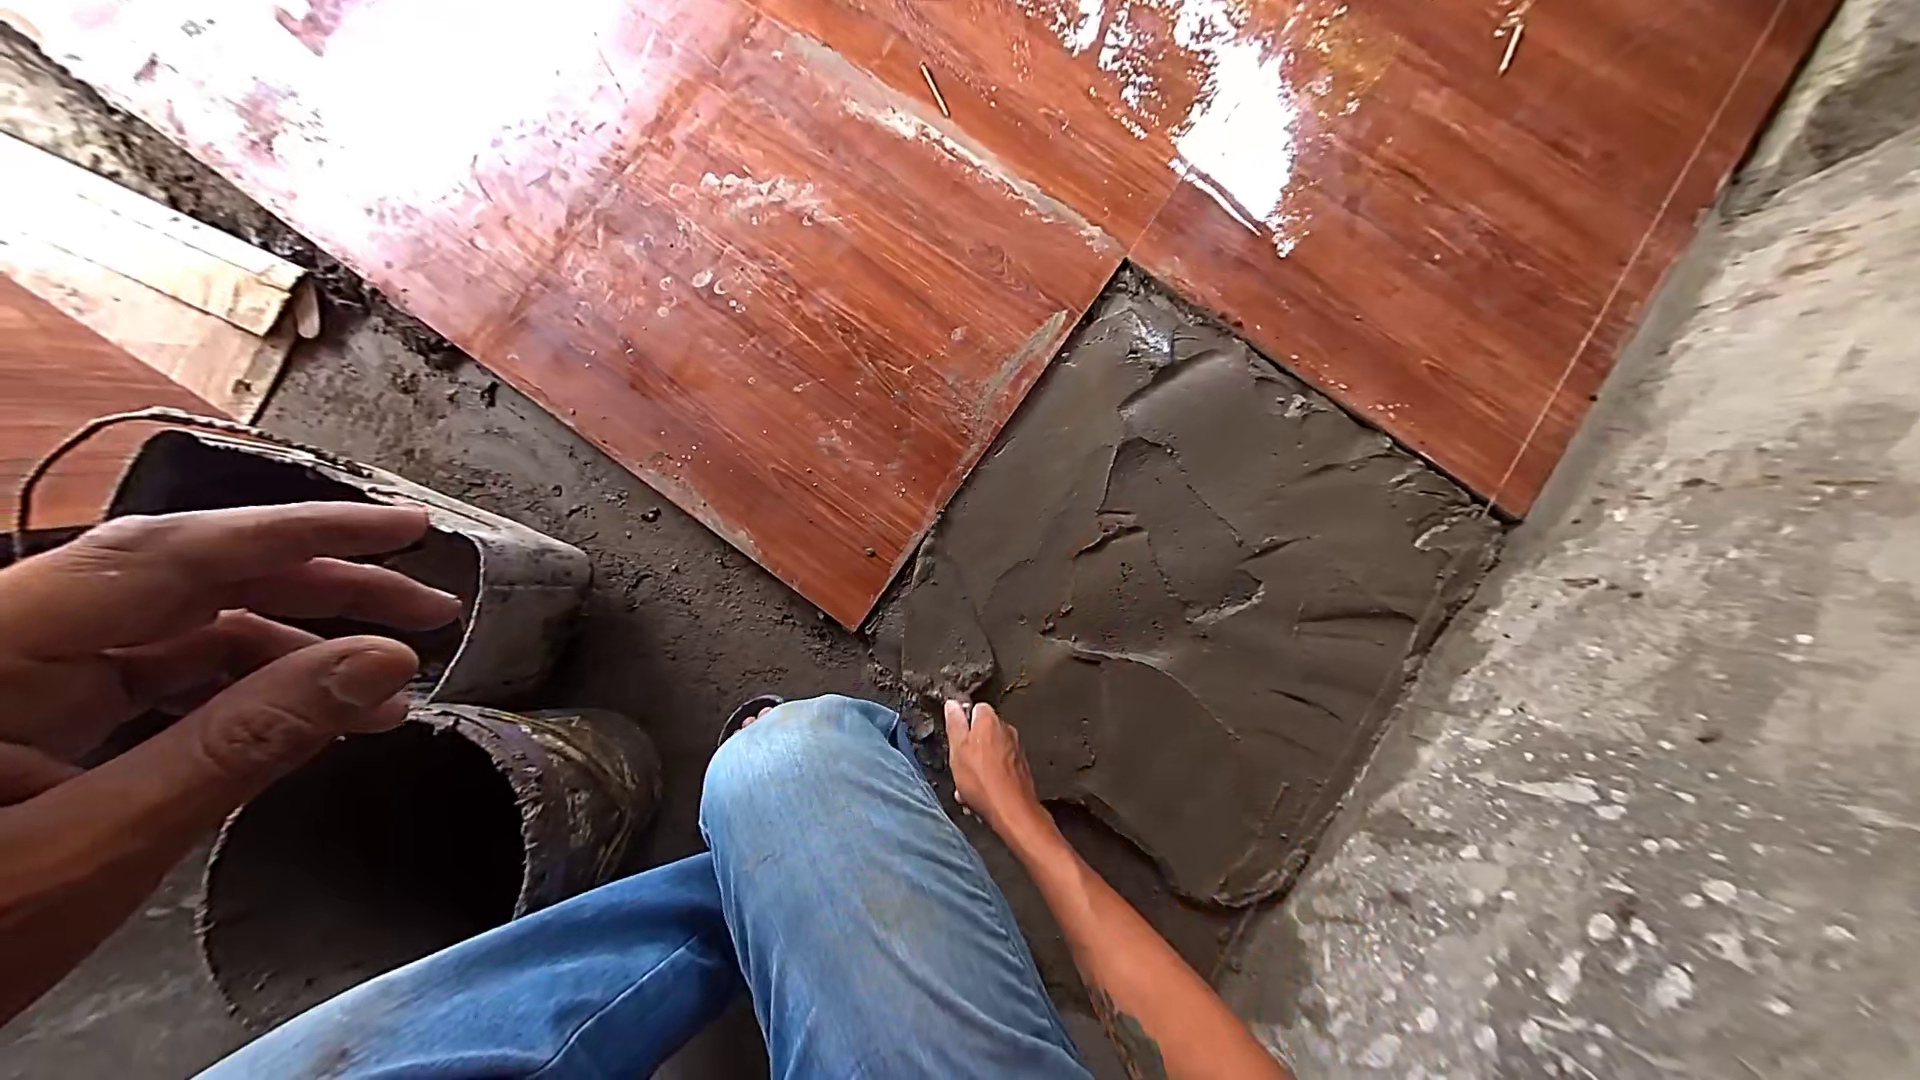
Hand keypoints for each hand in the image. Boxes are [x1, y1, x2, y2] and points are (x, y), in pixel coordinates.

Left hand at [0, 502, 461, 1021]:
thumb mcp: (96, 846)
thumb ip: (247, 741)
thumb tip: (382, 660)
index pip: (173, 555)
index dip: (307, 531)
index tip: (409, 528)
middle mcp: (3, 646)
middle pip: (200, 583)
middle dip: (331, 592)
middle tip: (430, 611)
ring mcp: (18, 683)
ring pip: (197, 631)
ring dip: (306, 653)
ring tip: (389, 692)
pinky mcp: (38, 719)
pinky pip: (176, 679)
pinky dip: (262, 694)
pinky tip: (322, 721)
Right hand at [944, 700, 1053, 845]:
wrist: (1012, 811)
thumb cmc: (983, 781)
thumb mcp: (957, 749)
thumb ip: (954, 723)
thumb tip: (952, 704)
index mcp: (989, 721)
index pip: (974, 708)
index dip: (962, 723)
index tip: (955, 738)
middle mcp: (1006, 730)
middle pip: (981, 732)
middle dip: (969, 749)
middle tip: (960, 766)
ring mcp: (1015, 749)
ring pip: (989, 753)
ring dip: (977, 767)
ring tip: (968, 787)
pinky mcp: (1020, 768)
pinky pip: (998, 768)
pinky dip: (989, 778)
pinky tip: (981, 794)